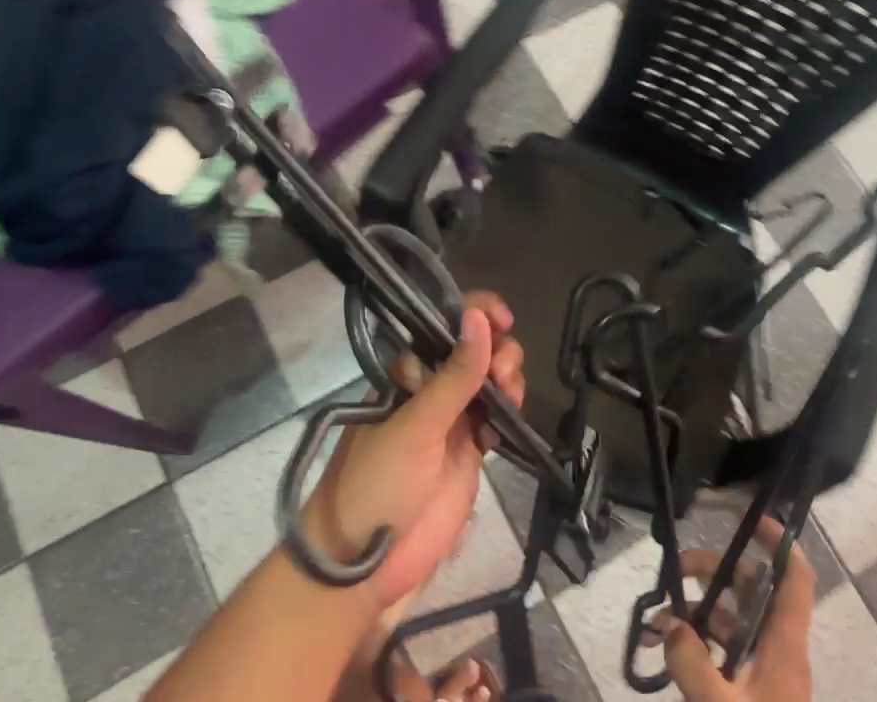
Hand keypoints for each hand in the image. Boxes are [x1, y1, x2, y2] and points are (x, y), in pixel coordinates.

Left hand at [306, 293, 525, 607]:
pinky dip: (508, 416)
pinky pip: (496, 421)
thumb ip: (454, 375)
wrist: (367, 561)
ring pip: (490, 384)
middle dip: (498, 352)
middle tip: (503, 376)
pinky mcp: (468, 455)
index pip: (444, 327)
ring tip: (509, 398)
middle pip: (476, 352)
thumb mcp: (416, 425)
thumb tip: (479, 317)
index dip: (475, 315)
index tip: (502, 319)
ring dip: (507, 381)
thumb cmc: (378, 481)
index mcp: (407, 373)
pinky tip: (506, 427)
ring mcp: (451, 423)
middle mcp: (430, 390)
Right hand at [662, 517, 814, 701]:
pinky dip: (694, 642)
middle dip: (713, 572)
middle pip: (752, 591)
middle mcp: (778, 651)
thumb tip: (670, 624)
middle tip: (674, 570)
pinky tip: (661, 649)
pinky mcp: (748, 690)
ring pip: (731, 620)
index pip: (796, 580)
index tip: (749, 521)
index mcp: (784, 647)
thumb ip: (692, 664)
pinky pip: (721, 650)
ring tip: (654, 620)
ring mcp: (763, 672)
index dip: (780, 544)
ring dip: (695, 610)